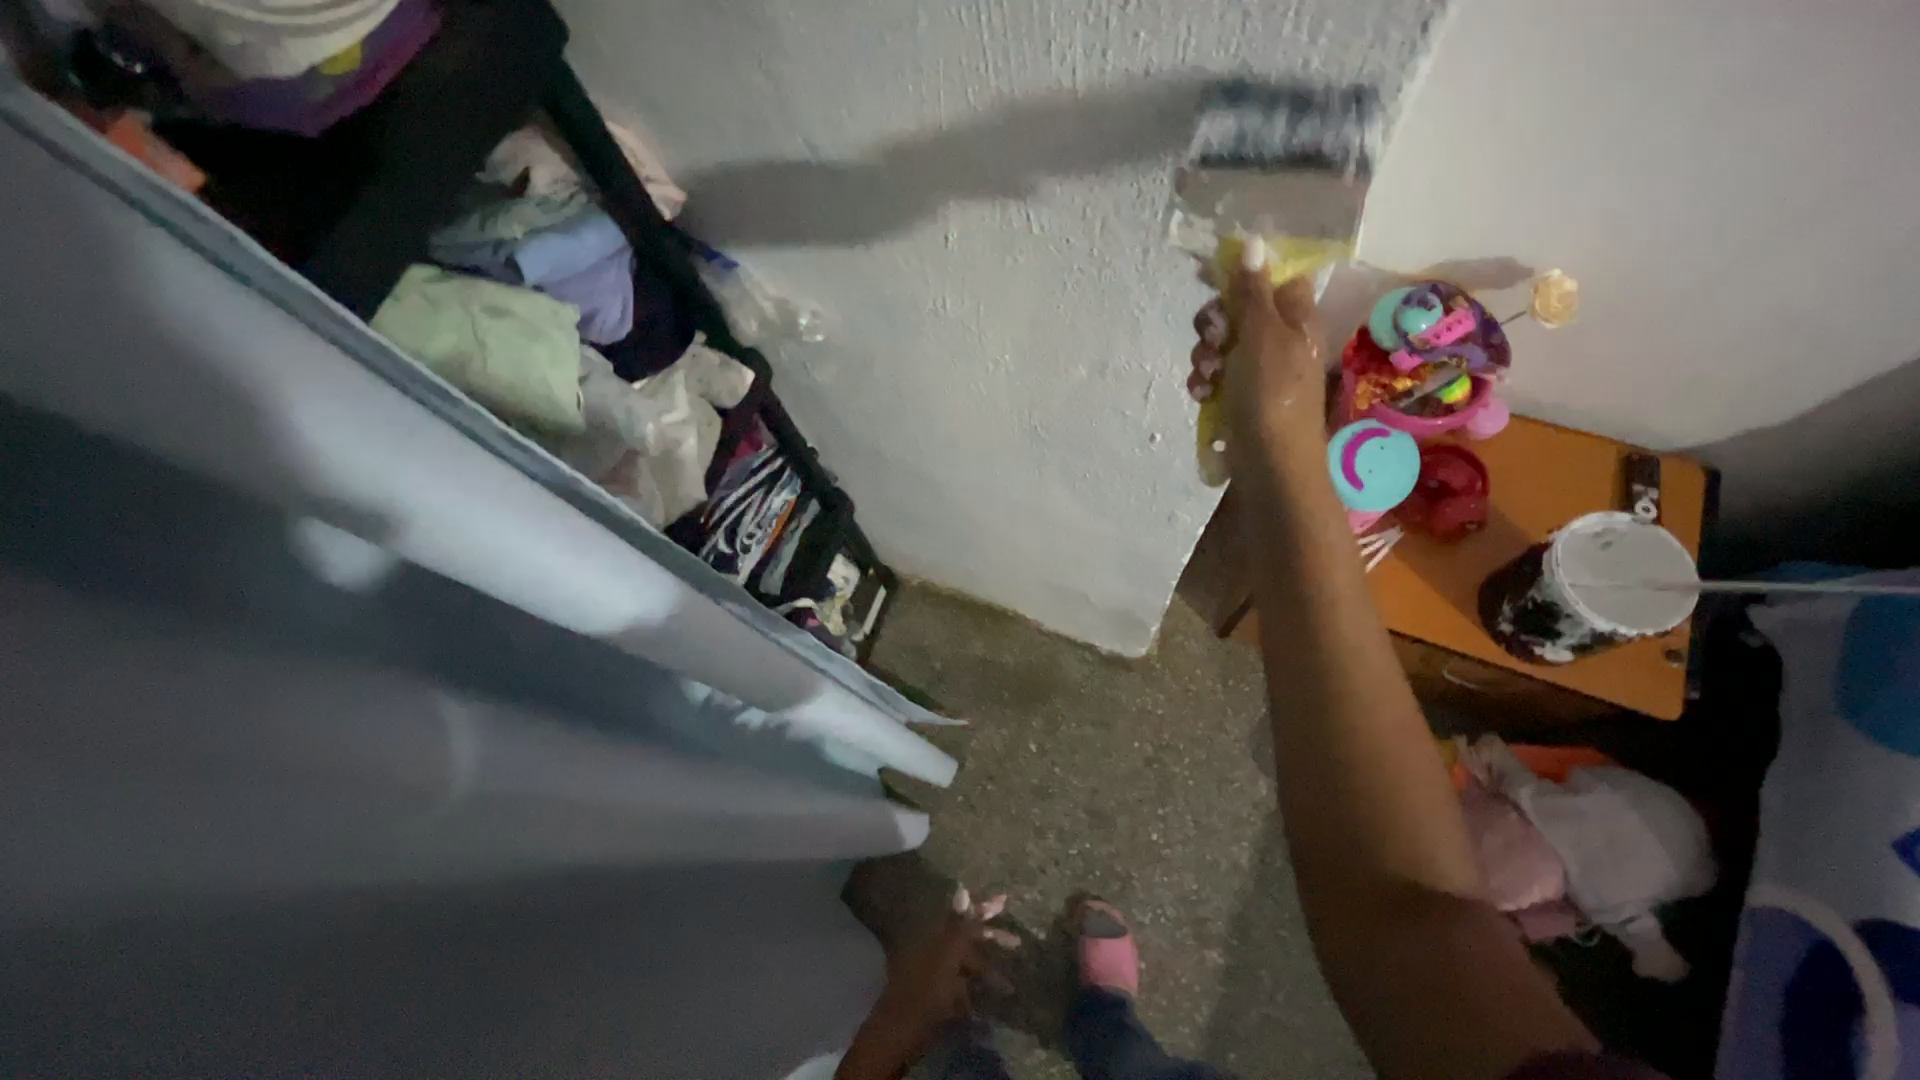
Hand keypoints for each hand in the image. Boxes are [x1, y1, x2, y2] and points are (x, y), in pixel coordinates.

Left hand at [837, 887, 1018, 1079]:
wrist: (898, 1033)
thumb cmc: (924, 992)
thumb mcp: (945, 957)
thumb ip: (956, 926)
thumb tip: (963, 888)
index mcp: (933, 936)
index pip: (961, 915)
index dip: (982, 908)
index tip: (1004, 902)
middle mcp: (932, 949)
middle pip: (966, 938)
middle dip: (990, 939)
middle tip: (1016, 942)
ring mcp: (933, 973)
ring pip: (965, 964)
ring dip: (986, 972)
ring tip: (1007, 987)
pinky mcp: (935, 995)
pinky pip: (960, 986)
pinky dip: (974, 991)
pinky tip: (987, 1000)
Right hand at [1188, 241, 1327, 443]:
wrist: (1268, 465)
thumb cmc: (1271, 396)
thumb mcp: (1262, 336)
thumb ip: (1253, 292)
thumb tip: (1254, 242)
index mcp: (1295, 319)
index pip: (1270, 278)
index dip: (1240, 273)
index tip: (1207, 274)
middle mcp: (1277, 341)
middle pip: (1236, 311)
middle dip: (1213, 323)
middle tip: (1212, 339)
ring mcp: (1256, 372)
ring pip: (1219, 345)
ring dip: (1203, 356)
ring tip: (1206, 378)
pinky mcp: (1237, 398)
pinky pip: (1213, 376)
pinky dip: (1203, 383)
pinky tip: (1201, 396)